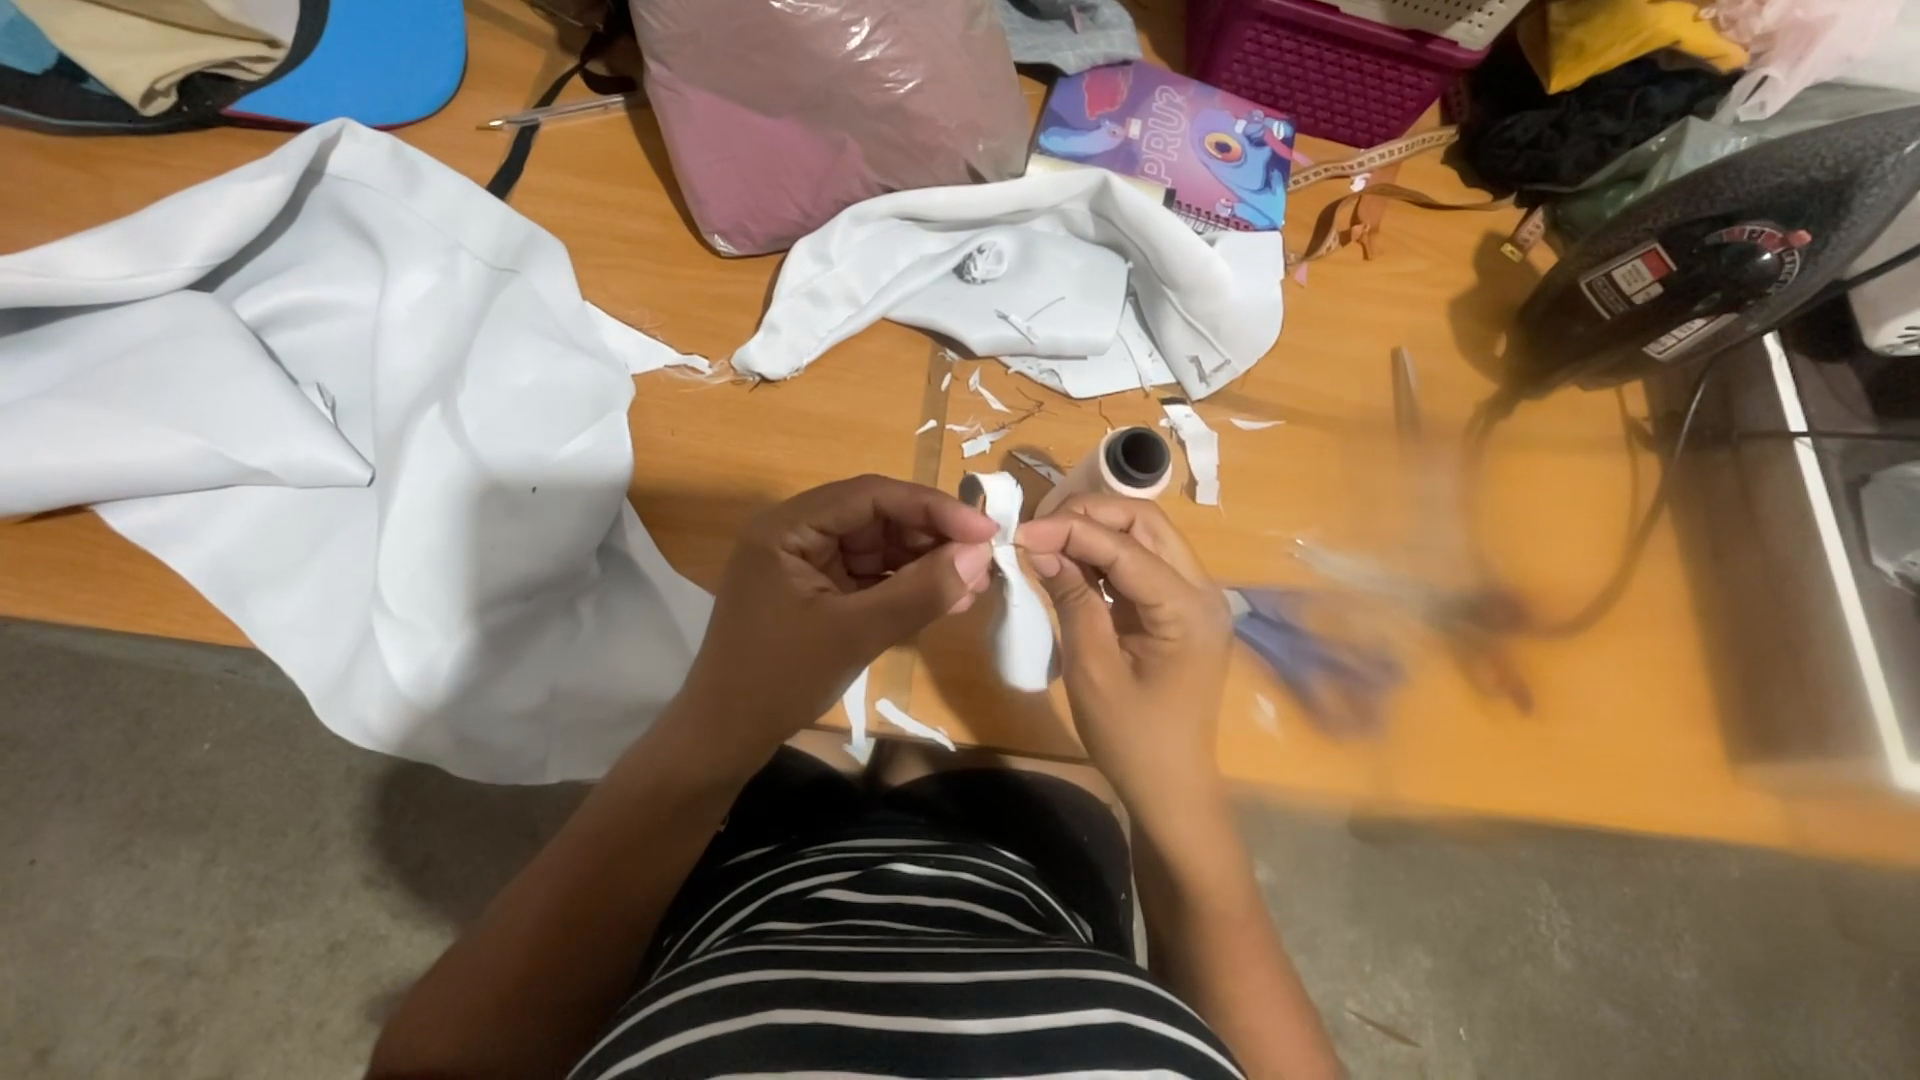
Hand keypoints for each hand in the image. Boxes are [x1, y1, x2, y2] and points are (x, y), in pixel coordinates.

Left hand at [672, 475, 997, 761]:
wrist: (724, 738)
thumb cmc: (778, 679)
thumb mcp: (854, 633)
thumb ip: (919, 592)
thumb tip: (980, 556)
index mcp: (787, 527)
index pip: (870, 495)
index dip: (932, 507)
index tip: (984, 529)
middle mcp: (795, 534)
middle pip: (876, 517)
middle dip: (931, 537)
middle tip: (983, 560)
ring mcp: (805, 564)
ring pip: (877, 548)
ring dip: (924, 564)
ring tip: (973, 584)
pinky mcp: (816, 594)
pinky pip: (869, 578)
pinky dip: (905, 587)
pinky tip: (946, 599)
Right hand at [1014, 496, 1231, 814]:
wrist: (1170, 788)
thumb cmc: (1131, 739)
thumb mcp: (1092, 669)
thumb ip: (1072, 599)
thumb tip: (1040, 547)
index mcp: (1188, 609)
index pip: (1126, 546)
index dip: (1071, 530)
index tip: (1021, 532)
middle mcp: (1202, 591)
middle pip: (1146, 524)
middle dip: (1090, 515)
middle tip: (1037, 530)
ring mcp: (1194, 600)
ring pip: (1146, 538)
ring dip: (1097, 531)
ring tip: (1047, 541)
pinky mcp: (1178, 611)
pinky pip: (1143, 565)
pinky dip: (1106, 556)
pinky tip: (1071, 563)